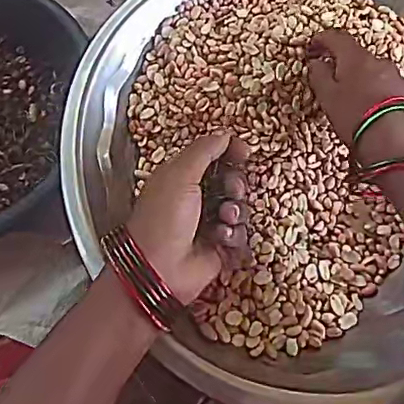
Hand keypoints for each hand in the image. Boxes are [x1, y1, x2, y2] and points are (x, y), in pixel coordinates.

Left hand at [127, 131, 250, 302]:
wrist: (159, 270)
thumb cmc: (164, 219)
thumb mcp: (180, 175)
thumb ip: (204, 151)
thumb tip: (225, 134)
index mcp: (181, 176)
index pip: (212, 156)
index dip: (229, 152)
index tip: (244, 152)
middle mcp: (195, 197)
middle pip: (231, 181)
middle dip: (236, 185)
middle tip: (231, 191)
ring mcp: (208, 223)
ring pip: (239, 208)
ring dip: (235, 211)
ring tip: (223, 219)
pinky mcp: (219, 247)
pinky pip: (240, 234)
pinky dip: (233, 235)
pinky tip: (221, 238)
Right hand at [305, 29, 403, 163]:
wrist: (392, 141)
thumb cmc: (353, 115)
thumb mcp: (327, 96)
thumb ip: (319, 74)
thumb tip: (317, 62)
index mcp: (355, 57)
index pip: (336, 37)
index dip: (322, 39)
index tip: (312, 46)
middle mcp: (378, 60)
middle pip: (355, 54)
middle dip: (341, 60)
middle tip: (327, 72)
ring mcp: (395, 75)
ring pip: (371, 69)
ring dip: (358, 75)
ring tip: (348, 93)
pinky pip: (383, 83)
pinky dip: (372, 88)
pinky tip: (366, 103)